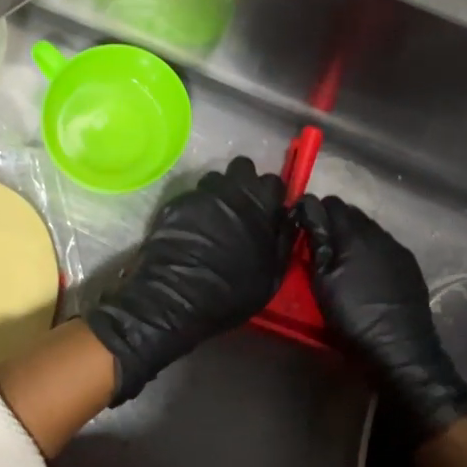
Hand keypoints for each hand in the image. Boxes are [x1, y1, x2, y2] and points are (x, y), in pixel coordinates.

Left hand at [85, 157, 290, 404]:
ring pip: (214, 179)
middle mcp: (230, 190)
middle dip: (244, 181)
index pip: (272, 180)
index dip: (271, 194)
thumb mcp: (273, 274)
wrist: (176, 298)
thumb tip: (289, 217)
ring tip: (216, 217)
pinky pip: (192, 196)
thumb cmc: (233, 291)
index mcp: (259, 204)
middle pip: (242, 167)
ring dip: (218, 192)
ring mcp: (200, 194)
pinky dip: (196, 207)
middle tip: (242, 206)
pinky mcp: (176, 203)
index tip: (268, 210)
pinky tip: (193, 229)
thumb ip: (284, 239)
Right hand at [294, 195, 466, 445]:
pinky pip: (385, 246)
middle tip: (320, 247)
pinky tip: (367, 273)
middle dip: (334, 223)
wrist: (402, 351)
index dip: (314, 212)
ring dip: (354, 237)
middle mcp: (380, 234)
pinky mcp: (410, 265)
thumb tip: (307, 211)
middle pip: (352, 213)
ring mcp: (398, 249)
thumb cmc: (354, 317)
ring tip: (343, 260)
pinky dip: (371, 251)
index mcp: (355, 234)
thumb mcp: (323, 283)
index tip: (304, 229)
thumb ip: (316, 243)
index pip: (331, 203)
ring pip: (370, 229)